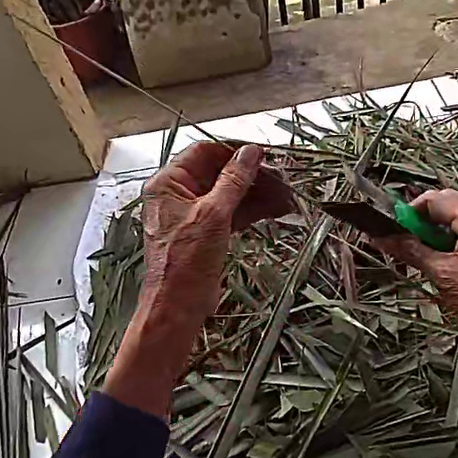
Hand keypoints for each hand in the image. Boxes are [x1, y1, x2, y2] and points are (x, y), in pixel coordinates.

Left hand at [107, 142, 294, 417]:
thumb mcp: (213, 214)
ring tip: (288, 195)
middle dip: (253, 175)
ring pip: (231, 194)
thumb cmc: (185, 261)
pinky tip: (278, 209)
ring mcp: (195, 214)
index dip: (234, 150)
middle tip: (283, 178)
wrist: (178, 306)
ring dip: (259, 193)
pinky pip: (234, 213)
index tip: (264, 153)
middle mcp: (179, 194)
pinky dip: (254, 210)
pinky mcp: (208, 233)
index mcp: (169, 183)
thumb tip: (251, 152)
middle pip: (221, 173)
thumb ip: (233, 180)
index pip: (204, 152)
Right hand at [371, 189, 457, 385]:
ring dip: (441, 236)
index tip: (395, 234)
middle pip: (450, 206)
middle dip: (424, 225)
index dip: (409, 215)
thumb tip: (383, 237)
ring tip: (430, 263)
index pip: (434, 199)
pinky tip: (452, 269)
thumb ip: (411, 251)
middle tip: (409, 249)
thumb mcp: (443, 277)